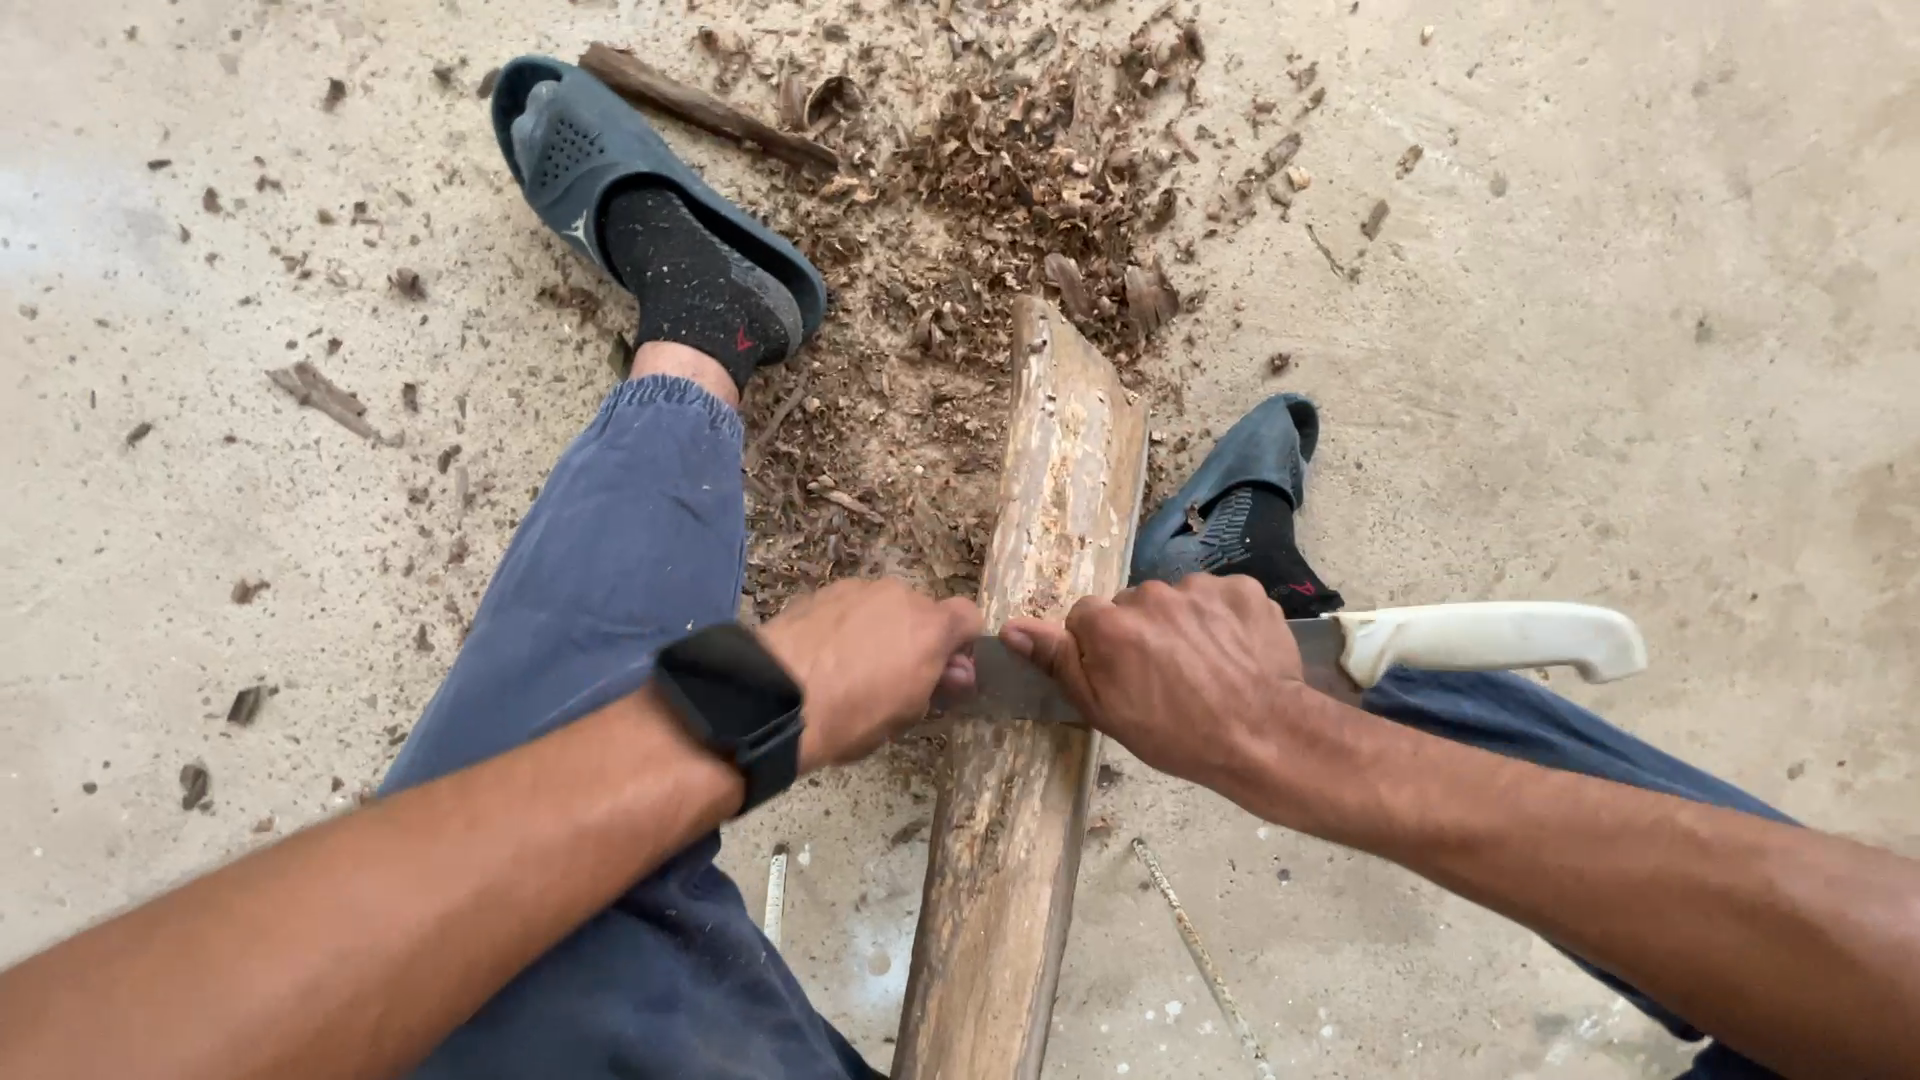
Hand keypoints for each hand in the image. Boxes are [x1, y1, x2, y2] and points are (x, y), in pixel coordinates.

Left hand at [759, 578, 982, 770]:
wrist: (776, 698)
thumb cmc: (853, 715)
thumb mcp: (907, 715)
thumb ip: (939, 685)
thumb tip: (958, 672)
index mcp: (930, 626)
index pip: (969, 617)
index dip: (960, 644)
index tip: (943, 672)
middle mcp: (899, 595)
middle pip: (921, 612)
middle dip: (914, 638)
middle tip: (892, 677)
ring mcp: (856, 589)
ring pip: (882, 607)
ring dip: (877, 629)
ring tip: (849, 668)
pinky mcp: (819, 592)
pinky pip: (846, 607)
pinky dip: (843, 626)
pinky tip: (822, 656)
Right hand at [1001, 574, 1313, 793]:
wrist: (1264, 736)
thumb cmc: (1175, 733)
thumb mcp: (1103, 710)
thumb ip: (1057, 661)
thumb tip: (1011, 628)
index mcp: (1109, 622)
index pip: (1086, 617)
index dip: (1101, 649)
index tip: (1123, 676)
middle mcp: (1149, 593)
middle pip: (1131, 606)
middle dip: (1141, 633)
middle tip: (1166, 676)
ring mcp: (1200, 588)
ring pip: (1175, 600)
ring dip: (1182, 624)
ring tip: (1205, 666)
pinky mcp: (1242, 588)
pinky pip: (1218, 597)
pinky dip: (1222, 619)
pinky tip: (1233, 652)